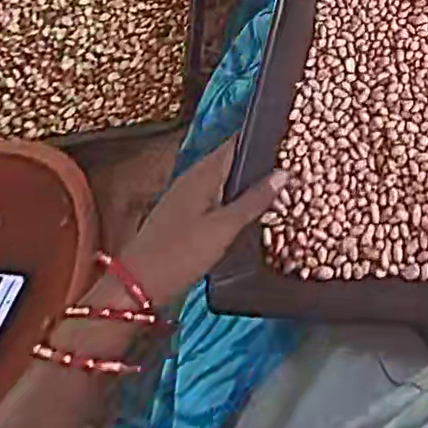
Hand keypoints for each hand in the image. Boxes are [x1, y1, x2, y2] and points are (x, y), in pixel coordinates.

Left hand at [119, 139, 287, 302]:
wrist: (134, 290)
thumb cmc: (180, 253)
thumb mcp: (224, 228)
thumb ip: (254, 199)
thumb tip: (283, 172)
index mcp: (204, 173)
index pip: (237, 142)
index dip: (263, 138)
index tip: (290, 139)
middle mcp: (194, 177)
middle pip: (233, 160)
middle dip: (260, 162)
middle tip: (293, 166)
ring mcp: (186, 196)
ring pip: (225, 179)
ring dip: (248, 182)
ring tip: (280, 188)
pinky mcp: (184, 215)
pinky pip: (217, 195)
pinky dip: (235, 198)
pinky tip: (250, 211)